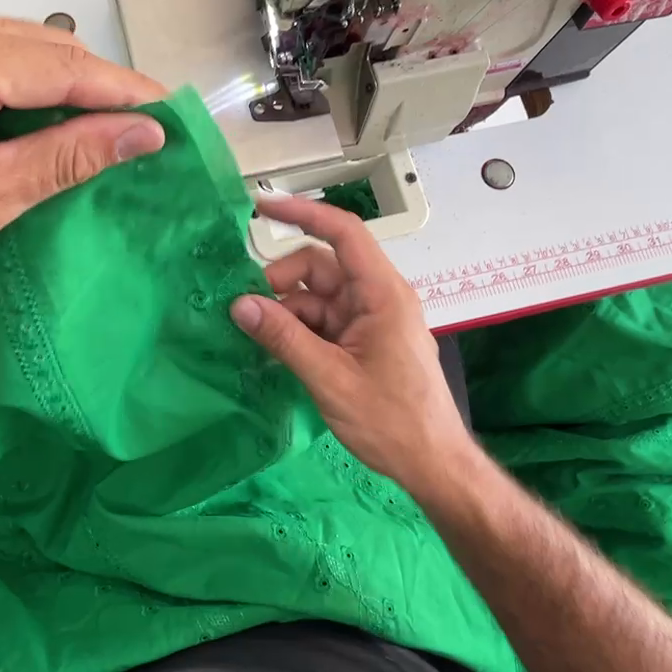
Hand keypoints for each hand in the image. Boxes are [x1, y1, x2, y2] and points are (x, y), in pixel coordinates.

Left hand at [0, 3, 166, 326]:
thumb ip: (70, 155)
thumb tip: (144, 133)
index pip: (60, 64)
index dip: (123, 90)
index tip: (172, 112)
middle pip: (41, 46)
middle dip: (97, 86)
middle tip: (146, 125)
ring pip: (16, 46)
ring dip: (62, 84)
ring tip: (106, 125)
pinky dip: (23, 82)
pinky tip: (47, 115)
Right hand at [230, 194, 479, 495]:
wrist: (431, 463)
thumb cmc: (391, 420)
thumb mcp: (330, 378)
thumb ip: (284, 338)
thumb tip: (240, 304)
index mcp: (382, 294)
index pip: (343, 234)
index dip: (302, 214)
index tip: (261, 207)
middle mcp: (378, 298)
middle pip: (322, 268)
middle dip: (283, 283)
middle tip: (251, 312)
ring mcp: (371, 321)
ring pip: (318, 297)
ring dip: (288, 312)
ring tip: (262, 341)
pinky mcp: (364, 342)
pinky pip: (324, 322)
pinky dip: (299, 331)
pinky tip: (279, 352)